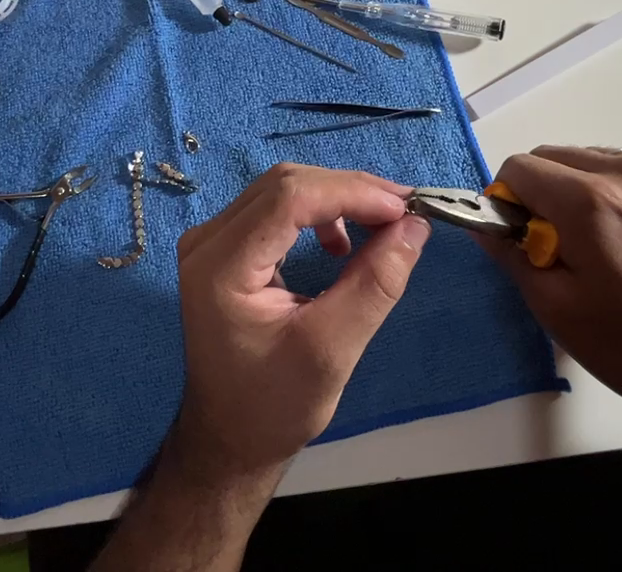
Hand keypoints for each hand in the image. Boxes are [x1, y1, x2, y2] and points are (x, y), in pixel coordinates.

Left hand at [171, 164, 429, 475]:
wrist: (230, 436)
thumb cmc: (274, 404)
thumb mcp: (332, 349)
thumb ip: (374, 284)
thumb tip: (414, 225)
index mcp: (220, 265)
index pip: (288, 198)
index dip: (350, 193)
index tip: (404, 207)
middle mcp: (207, 239)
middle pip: (285, 185)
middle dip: (349, 190)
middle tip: (404, 211)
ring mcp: (211, 240)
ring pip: (282, 190)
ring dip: (336, 198)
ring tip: (381, 225)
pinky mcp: (224, 246)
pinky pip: (276, 208)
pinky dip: (317, 212)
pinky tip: (339, 244)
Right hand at [480, 147, 621, 446]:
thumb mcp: (563, 315)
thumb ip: (514, 258)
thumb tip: (487, 224)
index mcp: (587, 199)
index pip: (519, 167)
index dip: (508, 201)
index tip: (523, 237)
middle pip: (560, 156)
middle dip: (548, 194)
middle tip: (567, 249)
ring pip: (608, 164)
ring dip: (595, 194)